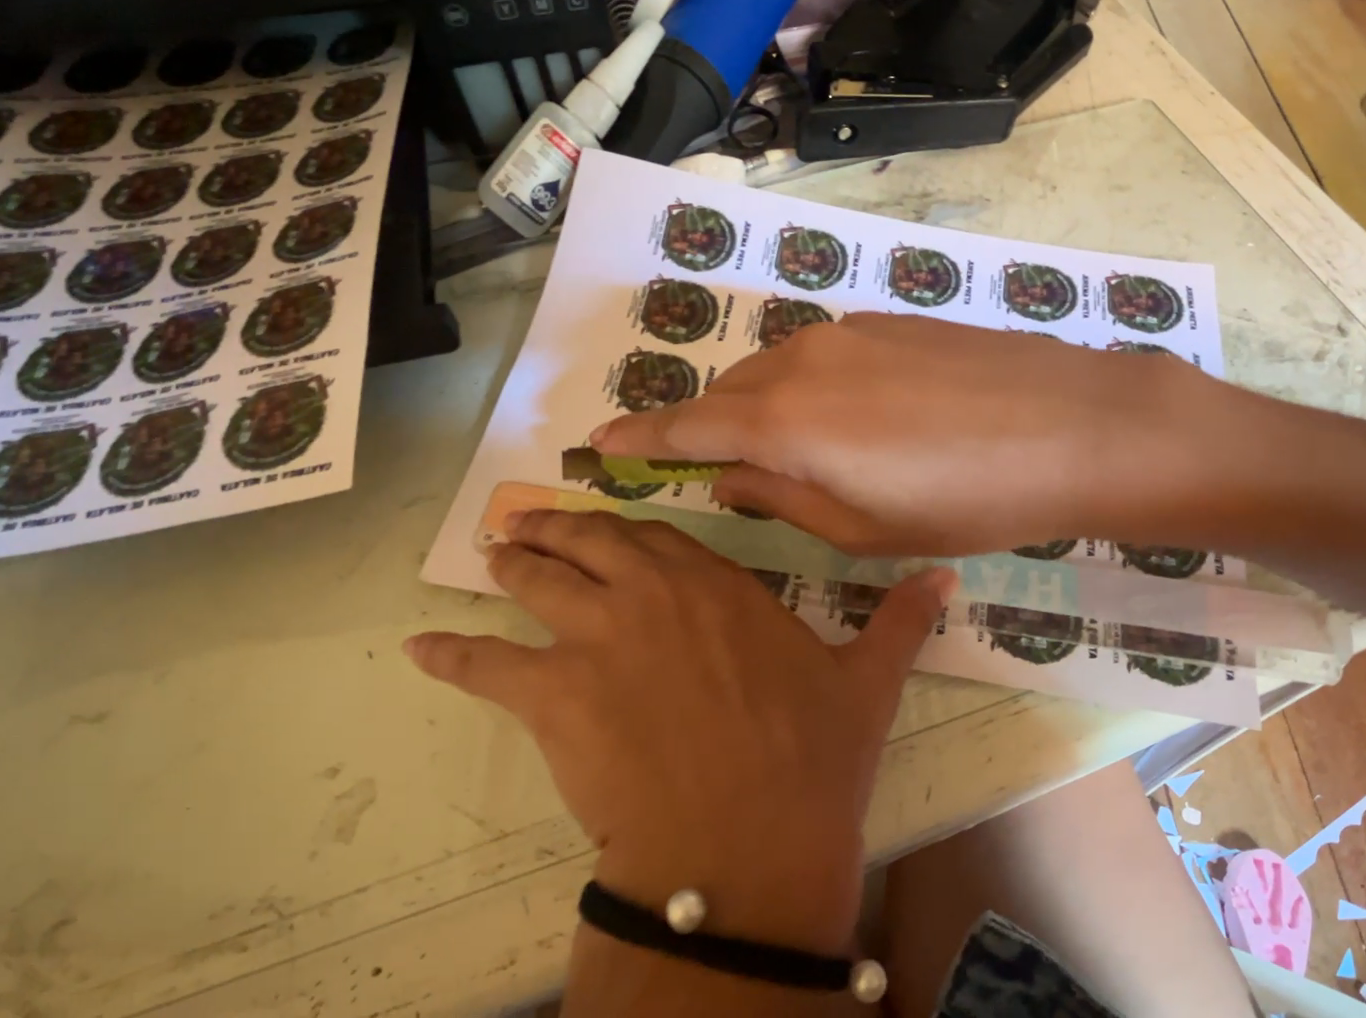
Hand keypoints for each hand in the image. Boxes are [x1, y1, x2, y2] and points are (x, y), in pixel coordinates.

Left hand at [405, 509, 955, 951]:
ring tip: (490, 555)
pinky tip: (417, 649)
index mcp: (718, 586)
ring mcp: (595, 639)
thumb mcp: (866, 684)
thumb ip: (901, 621)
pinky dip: (449, 656)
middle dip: (557, 532)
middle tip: (529, 526)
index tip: (610, 527)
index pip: (662, 540)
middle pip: (589, 546)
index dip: (630, 533)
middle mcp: (651, 594)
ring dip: (510, 566)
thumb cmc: (809, 760)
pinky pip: (484, 666)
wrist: (748, 839)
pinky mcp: (551, 695)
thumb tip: (948, 576)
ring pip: (535, 583)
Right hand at [593, 313, 1252, 554]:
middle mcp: (800, 361)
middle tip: (708, 467)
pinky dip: (807, 385)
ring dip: (762, 407)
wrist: (1077, 426)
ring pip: (774, 370)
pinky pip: (819, 354)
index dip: (640, 440)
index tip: (600, 445)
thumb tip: (726, 476)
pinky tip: (850, 416)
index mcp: (784, 422)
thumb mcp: (863, 527)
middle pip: (728, 394)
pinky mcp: (888, 319)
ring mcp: (846, 331)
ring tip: (789, 449)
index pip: (686, 429)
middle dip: (708, 430)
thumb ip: (780, 496)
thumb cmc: (967, 501)